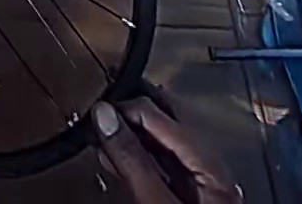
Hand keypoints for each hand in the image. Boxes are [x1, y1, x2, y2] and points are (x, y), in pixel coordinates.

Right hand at [93, 98, 240, 203]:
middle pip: (163, 123)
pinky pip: (160, 167)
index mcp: (208, 163)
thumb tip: (103, 114)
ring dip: (129, 136)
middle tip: (96, 114)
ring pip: (160, 144)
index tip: (93, 113)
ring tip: (101, 136)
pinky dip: (136, 159)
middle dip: (128, 115)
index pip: (156, 112)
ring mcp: (201, 187)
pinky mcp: (189, 202)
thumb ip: (131, 158)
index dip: (122, 107)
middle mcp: (208, 168)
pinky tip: (116, 163)